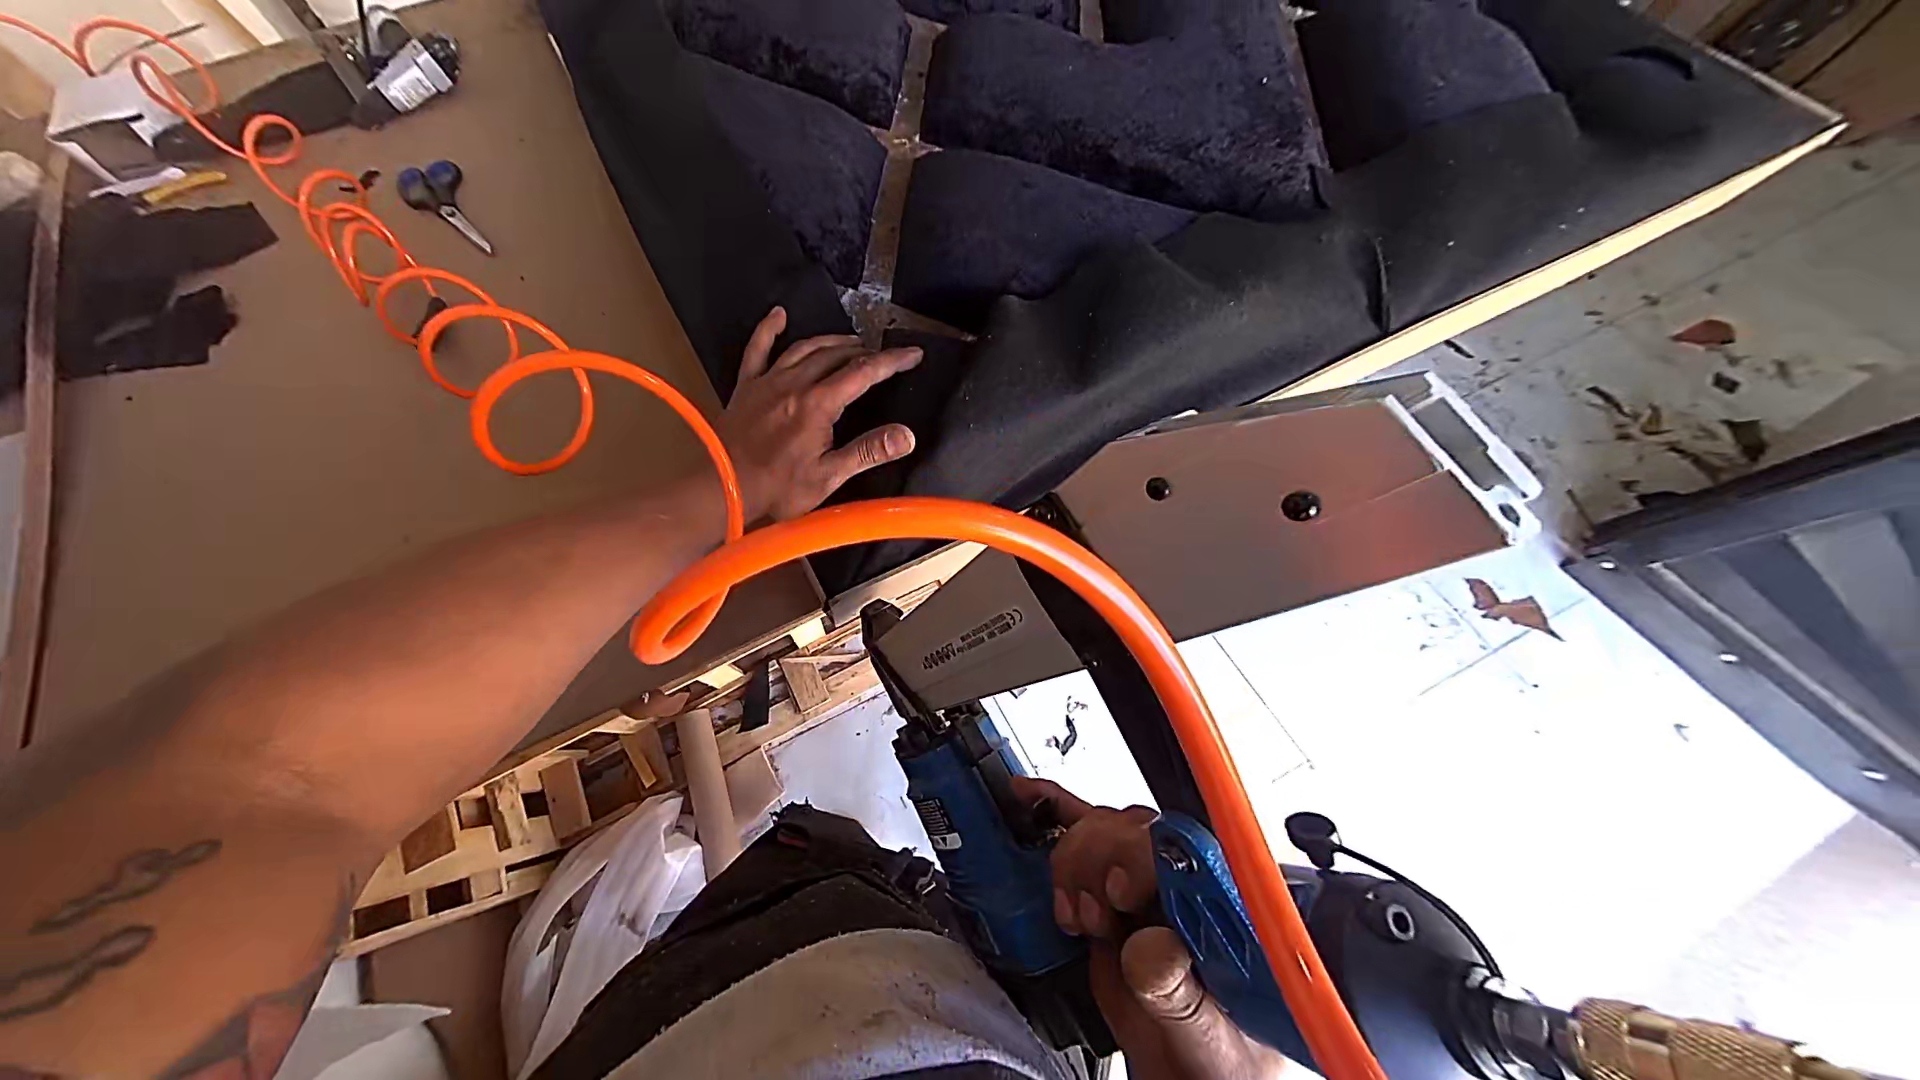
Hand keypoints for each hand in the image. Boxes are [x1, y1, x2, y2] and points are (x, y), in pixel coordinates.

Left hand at [719, 306, 921, 520]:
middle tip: (885, 356)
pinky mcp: (747, 386)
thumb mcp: (829, 475)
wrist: (723, 487)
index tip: (912, 354)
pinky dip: (769, 329)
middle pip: (837, 356)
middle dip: (865, 352)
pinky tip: (779, 315)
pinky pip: (759, 348)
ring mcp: (768, 381)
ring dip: (832, 341)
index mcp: (817, 405)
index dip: (892, 361)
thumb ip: (867, 451)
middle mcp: (794, 384)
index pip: (864, 373)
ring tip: (852, 342)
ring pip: (806, 348)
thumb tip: (905, 436)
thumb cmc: (776, 488)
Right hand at [1013, 778, 1288, 1079]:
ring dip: (1073, 864)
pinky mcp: (1108, 882)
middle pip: (1133, 827)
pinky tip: (1028, 798)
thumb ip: (1177, 996)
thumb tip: (1149, 946)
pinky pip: (1081, 827)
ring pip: (1100, 826)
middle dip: (1096, 866)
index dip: (1140, 855)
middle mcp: (1185, 880)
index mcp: (1224, 908)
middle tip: (1094, 920)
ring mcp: (1145, 877)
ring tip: (1081, 916)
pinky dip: (1053, 807)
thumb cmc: (1218, 1062)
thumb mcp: (1206, 1041)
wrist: (1189, 1077)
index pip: (1183, 848)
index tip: (1117, 894)